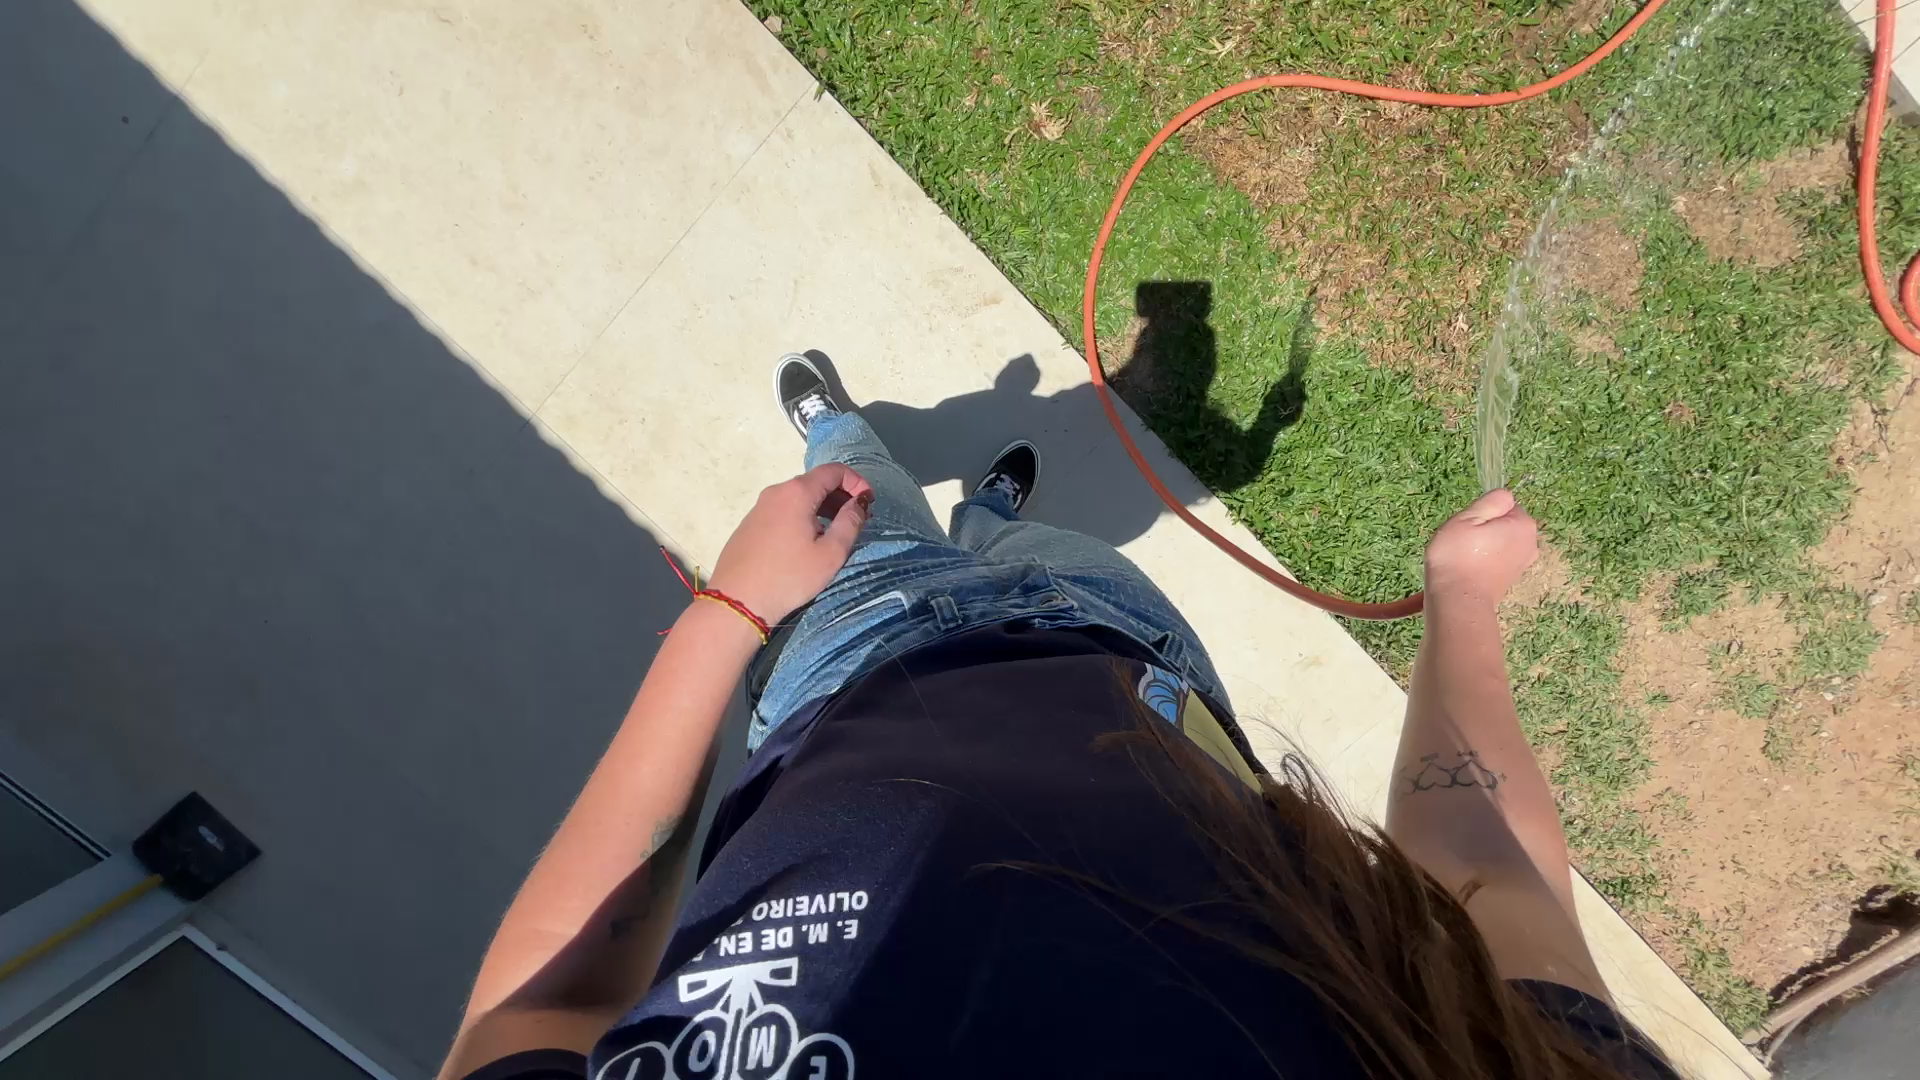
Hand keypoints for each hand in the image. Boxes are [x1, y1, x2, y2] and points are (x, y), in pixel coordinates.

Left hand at [705, 464, 872, 625]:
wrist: (737, 602)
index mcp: (797, 493)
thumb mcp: (830, 554)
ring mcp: (760, 507)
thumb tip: (860, 502)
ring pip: (799, 496)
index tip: (869, 503)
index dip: (857, 481)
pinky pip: (785, 509)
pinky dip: (804, 515)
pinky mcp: (751, 523)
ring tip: (837, 532)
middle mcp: (776, 492)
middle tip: (858, 519)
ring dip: (823, 507)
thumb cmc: (789, 578)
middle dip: (841, 495)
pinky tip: (809, 541)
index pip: (834, 470)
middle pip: (816, 482)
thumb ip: (850, 522)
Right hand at [1424, 488, 1537, 607]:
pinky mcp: (1511, 578)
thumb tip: (1505, 496)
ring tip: (1463, 558)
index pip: (1505, 506)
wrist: (1458, 599)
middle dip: (1485, 530)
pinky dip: (1485, 562)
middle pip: (1504, 525)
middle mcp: (1531, 542)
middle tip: (1462, 541)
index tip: (1467, 526)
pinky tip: (1469, 570)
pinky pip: (1498, 560)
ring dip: (1484, 546)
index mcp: (1522, 524)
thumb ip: (1489, 502)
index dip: (1483, 513)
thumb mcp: (1466, 519)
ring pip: (1501, 543)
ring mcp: (1523, 563)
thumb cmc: (1458, 556)